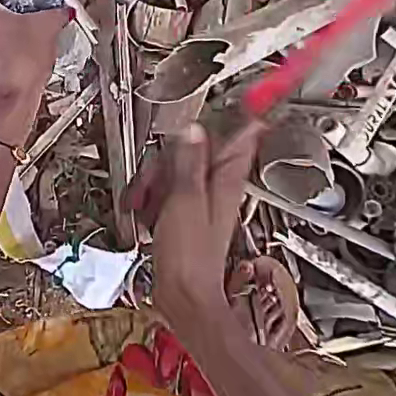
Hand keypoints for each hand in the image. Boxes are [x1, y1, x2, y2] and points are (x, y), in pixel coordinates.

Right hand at [150, 122, 263, 329]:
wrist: (182, 297)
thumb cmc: (190, 256)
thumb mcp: (184, 201)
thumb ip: (187, 163)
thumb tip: (191, 130)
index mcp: (225, 181)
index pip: (242, 140)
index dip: (245, 118)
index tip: (251, 98)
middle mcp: (215, 188)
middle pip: (192, 153)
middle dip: (167, 160)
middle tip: (154, 177)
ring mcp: (198, 202)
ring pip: (174, 172)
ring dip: (154, 182)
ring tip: (144, 202)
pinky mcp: (182, 217)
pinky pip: (165, 194)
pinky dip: (151, 199)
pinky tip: (145, 213)